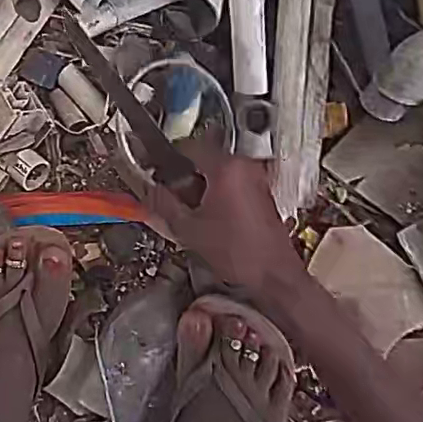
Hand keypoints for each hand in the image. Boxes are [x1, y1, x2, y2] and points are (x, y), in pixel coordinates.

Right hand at [145, 143, 309, 295]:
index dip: (168, 156)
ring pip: (218, 170)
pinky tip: (207, 214)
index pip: (190, 146)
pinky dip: (216, 191)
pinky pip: (231, 182)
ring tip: (188, 206)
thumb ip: (162, 203)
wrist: (273, 275)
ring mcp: (256, 180)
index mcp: (226, 169)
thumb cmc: (240, 253)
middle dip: (184, 173)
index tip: (157, 165)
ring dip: (200, 183)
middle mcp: (245, 168)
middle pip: (204, 157)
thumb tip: (149, 192)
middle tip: (170, 190)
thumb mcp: (187, 228)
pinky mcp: (261, 193)